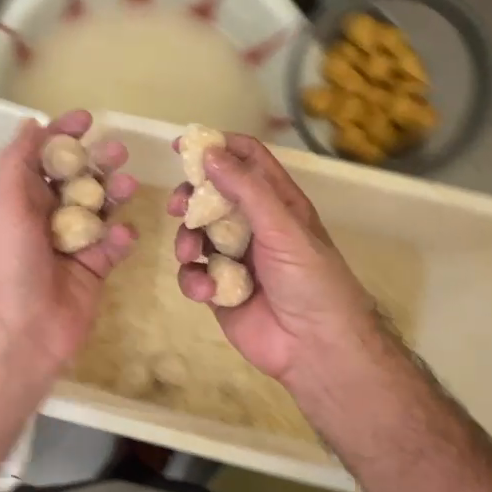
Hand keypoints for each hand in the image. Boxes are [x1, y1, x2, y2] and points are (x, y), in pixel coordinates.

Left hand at [0, 110, 137, 374]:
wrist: (27, 330)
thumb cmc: (12, 265)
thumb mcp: (7, 206)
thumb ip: (18, 162)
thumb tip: (32, 123)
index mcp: (22, 201)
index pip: (44, 157)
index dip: (63, 134)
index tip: (87, 119)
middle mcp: (48, 217)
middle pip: (78, 178)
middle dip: (98, 161)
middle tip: (117, 151)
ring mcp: (74, 243)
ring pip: (101, 207)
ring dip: (114, 192)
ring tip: (127, 185)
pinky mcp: (96, 268)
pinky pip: (115, 244)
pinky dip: (120, 237)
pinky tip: (119, 238)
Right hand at [168, 134, 385, 397]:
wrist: (314, 346)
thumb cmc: (309, 280)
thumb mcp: (282, 227)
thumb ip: (246, 189)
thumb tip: (210, 153)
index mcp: (277, 203)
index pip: (247, 161)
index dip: (217, 148)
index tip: (183, 145)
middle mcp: (254, 225)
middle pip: (212, 196)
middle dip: (191, 198)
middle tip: (177, 206)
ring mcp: (235, 258)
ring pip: (196, 235)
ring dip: (187, 241)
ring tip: (191, 255)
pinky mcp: (219, 289)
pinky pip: (194, 274)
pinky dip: (194, 279)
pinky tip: (206, 291)